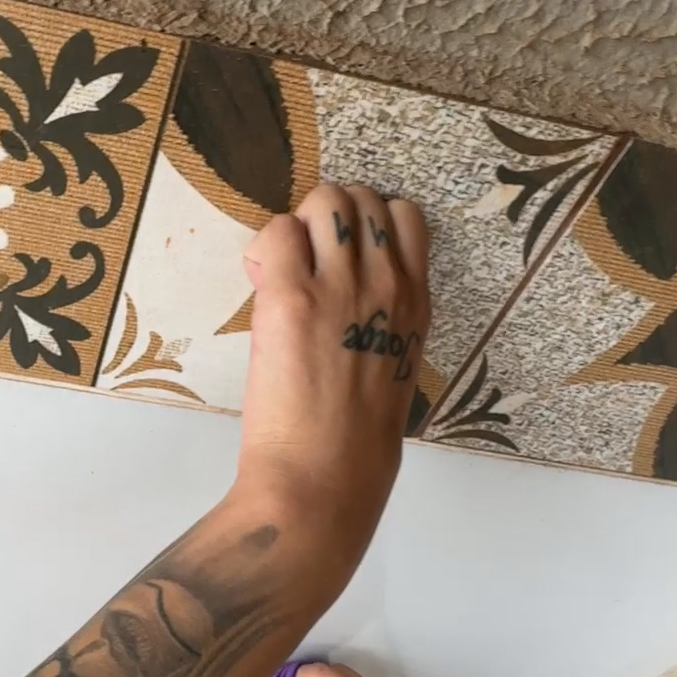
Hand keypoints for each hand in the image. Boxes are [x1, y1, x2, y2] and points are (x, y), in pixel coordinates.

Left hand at [237, 182, 430, 519]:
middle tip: (303, 262)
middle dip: (326, 218)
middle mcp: (387, 284)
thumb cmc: (354, 442)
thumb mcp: (389, 368)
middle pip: (362, 199)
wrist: (323, 477)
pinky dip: (266, 248)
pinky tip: (260, 284)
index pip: (405, 217)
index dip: (365, 226)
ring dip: (297, 226)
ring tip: (282, 270)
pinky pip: (278, 232)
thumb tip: (335, 294)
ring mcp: (342, 287)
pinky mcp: (293, 298)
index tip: (338, 258)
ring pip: (325, 200)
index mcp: (416, 303)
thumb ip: (375, 321)